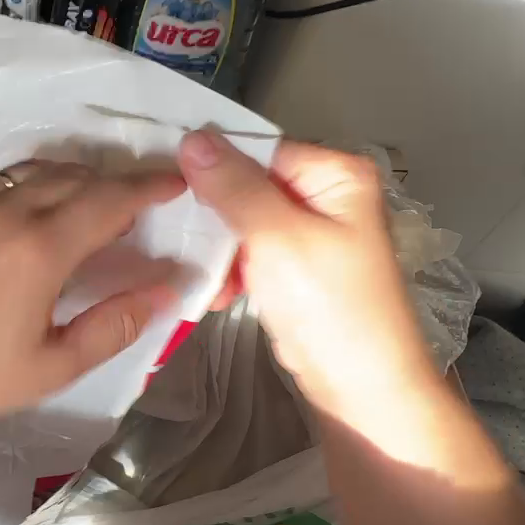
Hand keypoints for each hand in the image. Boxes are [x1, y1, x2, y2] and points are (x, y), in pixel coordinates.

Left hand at [0, 162, 184, 440]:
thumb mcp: (54, 366)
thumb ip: (115, 324)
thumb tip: (166, 289)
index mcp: (40, 248)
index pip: (110, 199)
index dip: (150, 187)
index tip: (177, 183)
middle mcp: (6, 212)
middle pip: (77, 177)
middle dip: (118, 182)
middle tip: (144, 200)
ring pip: (37, 171)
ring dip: (76, 177)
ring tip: (97, 200)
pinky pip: (1, 179)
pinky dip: (32, 180)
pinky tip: (35, 203)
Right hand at [178, 133, 435, 414]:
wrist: (360, 387)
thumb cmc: (330, 307)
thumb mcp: (276, 238)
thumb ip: (233, 187)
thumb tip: (191, 137)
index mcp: (334, 173)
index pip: (255, 148)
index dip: (209, 165)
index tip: (165, 187)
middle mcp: (322, 194)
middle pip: (244, 183)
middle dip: (212, 216)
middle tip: (178, 238)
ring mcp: (305, 232)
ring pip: (238, 221)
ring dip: (215, 250)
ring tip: (206, 279)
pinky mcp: (290, 265)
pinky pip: (245, 251)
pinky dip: (228, 271)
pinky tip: (217, 294)